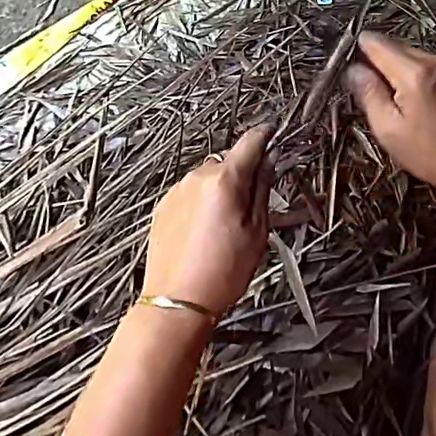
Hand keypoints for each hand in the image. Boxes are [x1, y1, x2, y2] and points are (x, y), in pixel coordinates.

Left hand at [142, 126, 271, 316]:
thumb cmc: (219, 273)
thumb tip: (267, 163)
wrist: (177, 303)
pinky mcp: (164, 206)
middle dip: (242, 175)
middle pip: (229, 162)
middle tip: (252, 205)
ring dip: (220, 190)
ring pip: (209, 178)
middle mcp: (198, 178)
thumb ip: (262, 189)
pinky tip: (206, 231)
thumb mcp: (257, 231)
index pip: (250, 142)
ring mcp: (178, 192)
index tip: (271, 133)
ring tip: (226, 227)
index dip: (265, 136)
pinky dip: (202, 203)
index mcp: (225, 180)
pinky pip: (191, 193)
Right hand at [344, 32, 435, 191]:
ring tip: (398, 103)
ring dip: (399, 70)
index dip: (359, 52)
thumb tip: (353, 70)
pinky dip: (417, 76)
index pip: (377, 43)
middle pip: (395, 47)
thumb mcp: (389, 130)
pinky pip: (429, 64)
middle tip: (374, 94)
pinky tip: (418, 102)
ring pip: (412, 55)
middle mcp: (435, 60)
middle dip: (380, 64)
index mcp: (415, 73)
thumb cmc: (430, 154)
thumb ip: (369, 93)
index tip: (352, 70)